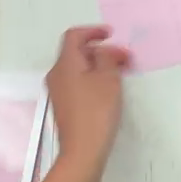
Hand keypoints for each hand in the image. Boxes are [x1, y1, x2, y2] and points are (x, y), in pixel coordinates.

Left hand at [46, 26, 129, 170]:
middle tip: (123, 58)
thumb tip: (104, 50)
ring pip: (78, 69)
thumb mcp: (108, 79)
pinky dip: (92, 78)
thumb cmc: (96, 111)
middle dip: (100, 51)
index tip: (111, 34)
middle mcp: (56, 74)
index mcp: (65, 64)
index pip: (74, 36)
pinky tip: (107, 89)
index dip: (93, 31)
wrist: (82, 150)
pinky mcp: (64, 105)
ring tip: (119, 73)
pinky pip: (77, 82)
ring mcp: (58, 91)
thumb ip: (107, 57)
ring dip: (98, 65)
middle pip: (76, 53)